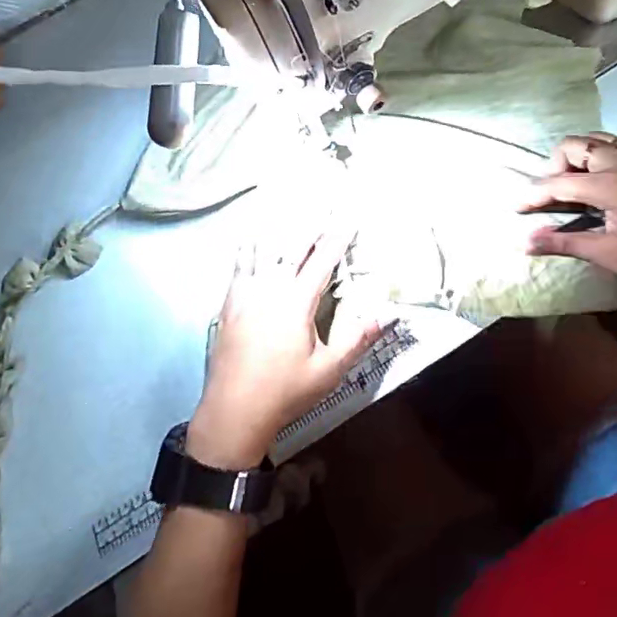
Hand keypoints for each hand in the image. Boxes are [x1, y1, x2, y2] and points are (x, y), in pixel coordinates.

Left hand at [189, 227, 382, 469]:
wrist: (233, 413)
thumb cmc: (285, 392)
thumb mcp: (330, 370)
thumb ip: (357, 339)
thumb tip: (386, 314)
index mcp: (296, 302)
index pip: (322, 260)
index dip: (339, 237)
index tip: (350, 217)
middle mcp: (269, 289)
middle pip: (292, 246)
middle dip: (312, 223)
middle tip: (325, 204)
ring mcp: (245, 294)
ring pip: (264, 250)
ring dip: (280, 228)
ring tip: (291, 209)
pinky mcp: (229, 304)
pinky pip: (240, 265)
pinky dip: (250, 246)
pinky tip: (253, 238)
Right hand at [521, 133, 616, 305]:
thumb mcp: (616, 254)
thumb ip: (568, 243)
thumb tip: (526, 241)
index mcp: (606, 182)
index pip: (556, 182)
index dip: (533, 194)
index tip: (517, 206)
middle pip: (575, 145)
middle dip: (556, 164)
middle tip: (555, 193)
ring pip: (602, 140)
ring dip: (583, 157)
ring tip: (584, 185)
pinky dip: (611, 159)